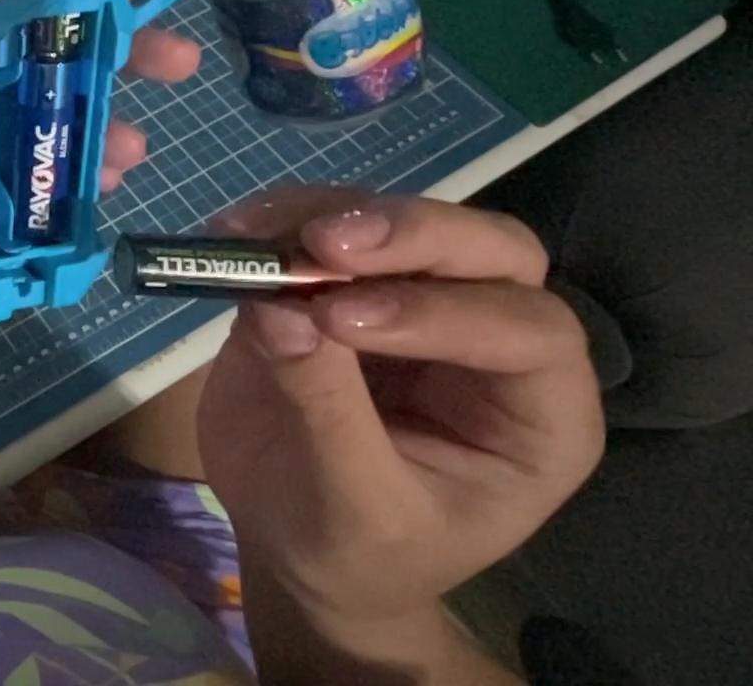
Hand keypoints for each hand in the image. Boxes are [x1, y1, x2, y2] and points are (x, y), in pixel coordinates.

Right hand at [196, 188, 603, 634]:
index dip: (437, 313)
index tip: (335, 319)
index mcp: (531, 411)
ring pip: (392, 223)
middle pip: (483, 250)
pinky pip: (314, 232)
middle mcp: (481, 340)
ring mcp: (400, 302)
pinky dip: (272, 223)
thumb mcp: (350, 503)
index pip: (523, 331)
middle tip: (319, 242)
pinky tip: (231, 232)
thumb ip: (324, 407)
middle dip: (404, 234)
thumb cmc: (348, 547)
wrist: (292, 541)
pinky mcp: (327, 288)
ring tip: (248, 233)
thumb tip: (275, 308)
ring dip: (321, 214)